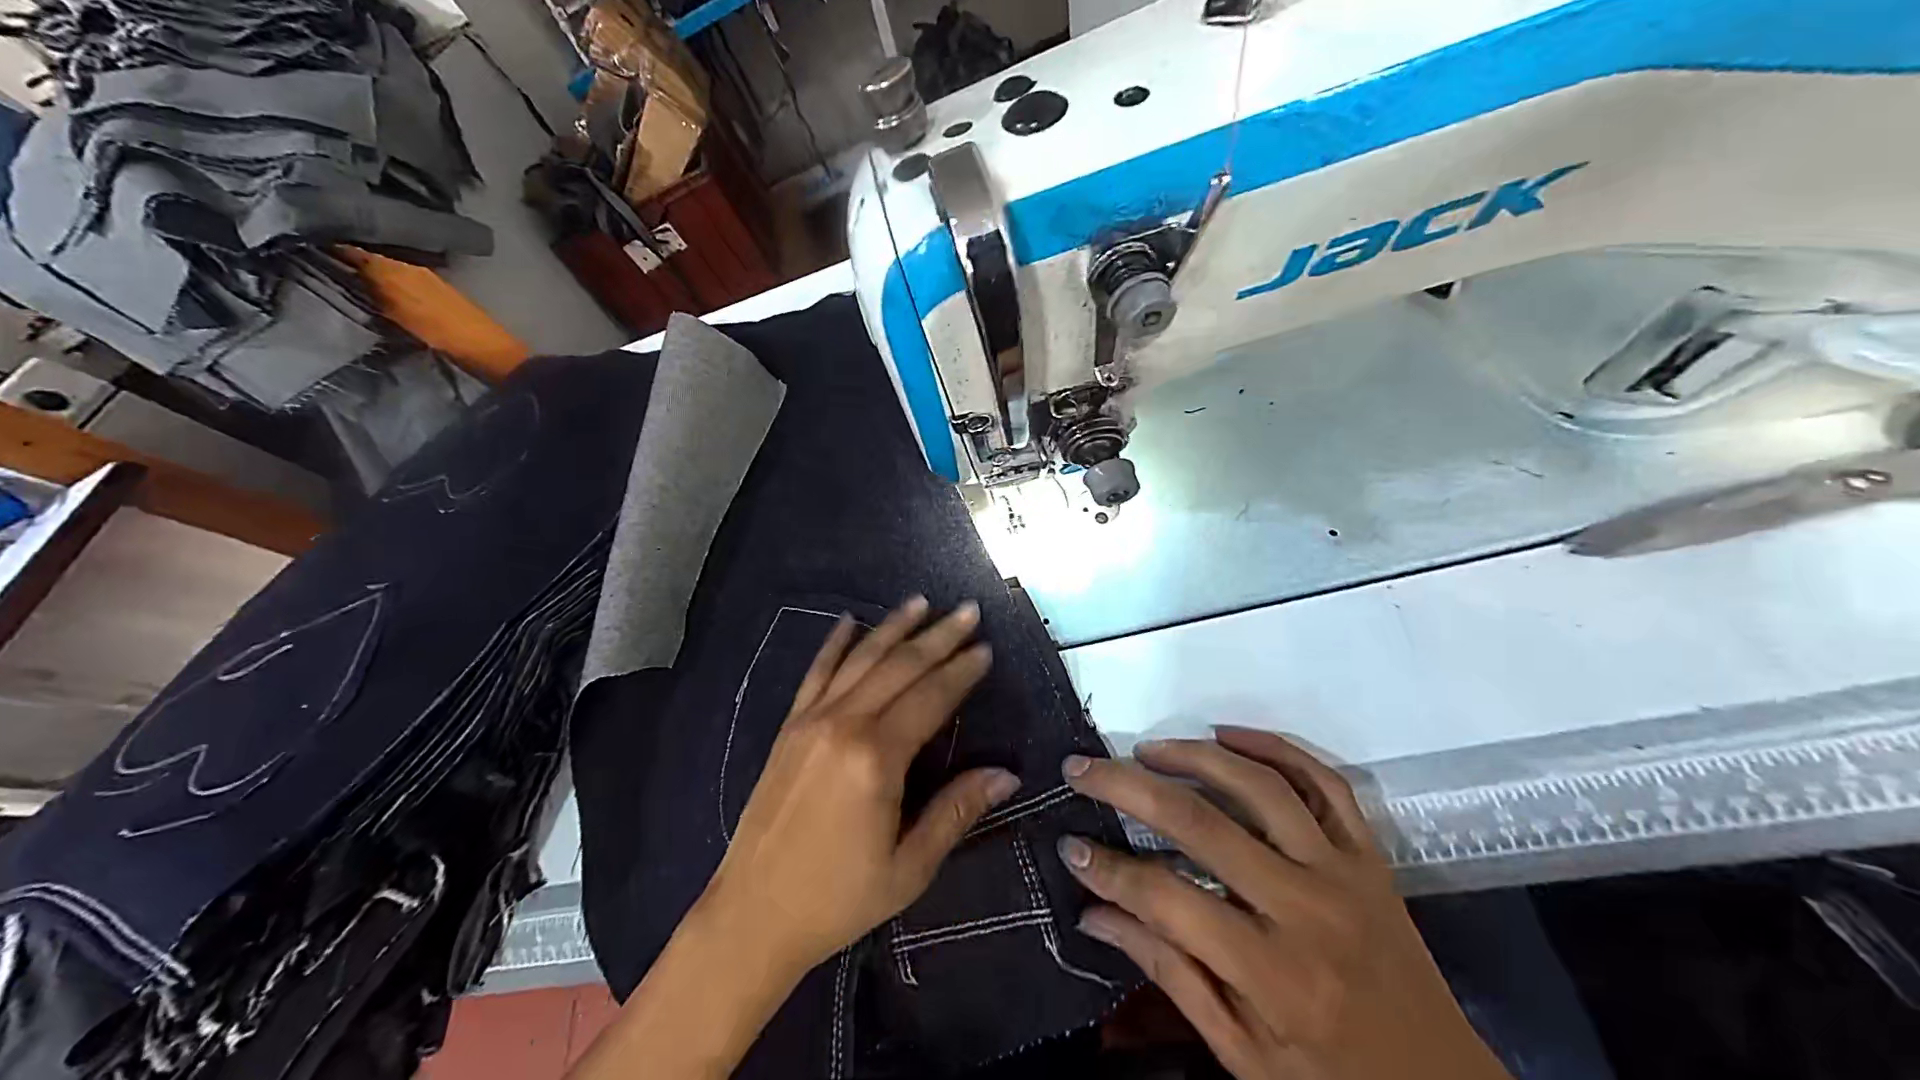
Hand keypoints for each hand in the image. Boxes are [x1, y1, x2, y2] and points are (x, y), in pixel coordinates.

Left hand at [697, 596, 1021, 977]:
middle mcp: (843, 725)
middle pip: (899, 667)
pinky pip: (815, 673)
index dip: (961, 671)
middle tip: (968, 610)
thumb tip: (1006, 775)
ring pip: (860, 660)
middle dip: (938, 637)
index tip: (986, 648)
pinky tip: (849, 621)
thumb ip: (956, 811)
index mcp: (876, 759)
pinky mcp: (789, 727)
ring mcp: (810, 721)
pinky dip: (834, 644)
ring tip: (921, 601)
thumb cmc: (837, 898)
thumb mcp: (909, 868)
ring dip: (893, 627)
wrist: (752, 914)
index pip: (930, 698)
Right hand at [1057, 728, 1509, 1079]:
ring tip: (1146, 750)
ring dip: (1194, 757)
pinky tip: (1226, 734)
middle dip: (1128, 787)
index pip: (1168, 900)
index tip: (1070, 848)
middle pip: (1202, 825)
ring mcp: (1345, 873)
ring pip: (1260, 787)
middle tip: (1082, 767)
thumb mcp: (1241, 1051)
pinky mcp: (1371, 855)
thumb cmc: (1329, 1077)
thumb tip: (1093, 913)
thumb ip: (1168, 972)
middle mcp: (1308, 910)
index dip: (1109, 871)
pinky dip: (1275, 746)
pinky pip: (1325, 782)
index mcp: (1273, 975)